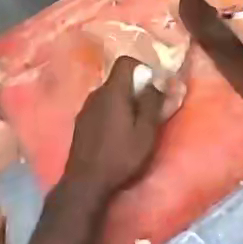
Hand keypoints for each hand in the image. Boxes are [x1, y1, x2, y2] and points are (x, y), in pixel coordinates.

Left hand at [60, 58, 164, 204]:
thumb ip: (154, 104)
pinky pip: (100, 107)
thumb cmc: (121, 156)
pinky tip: (117, 134)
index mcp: (112, 92)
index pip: (125, 61)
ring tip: (135, 125)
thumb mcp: (146, 132)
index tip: (154, 87)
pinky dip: (112, 113)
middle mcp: (95, 94)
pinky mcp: (80, 122)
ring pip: (109, 94)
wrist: (86, 182)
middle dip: (136, 89)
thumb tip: (162, 83)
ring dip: (124, 102)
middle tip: (150, 110)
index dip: (142, 68)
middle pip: (118, 79)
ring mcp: (85, 108)